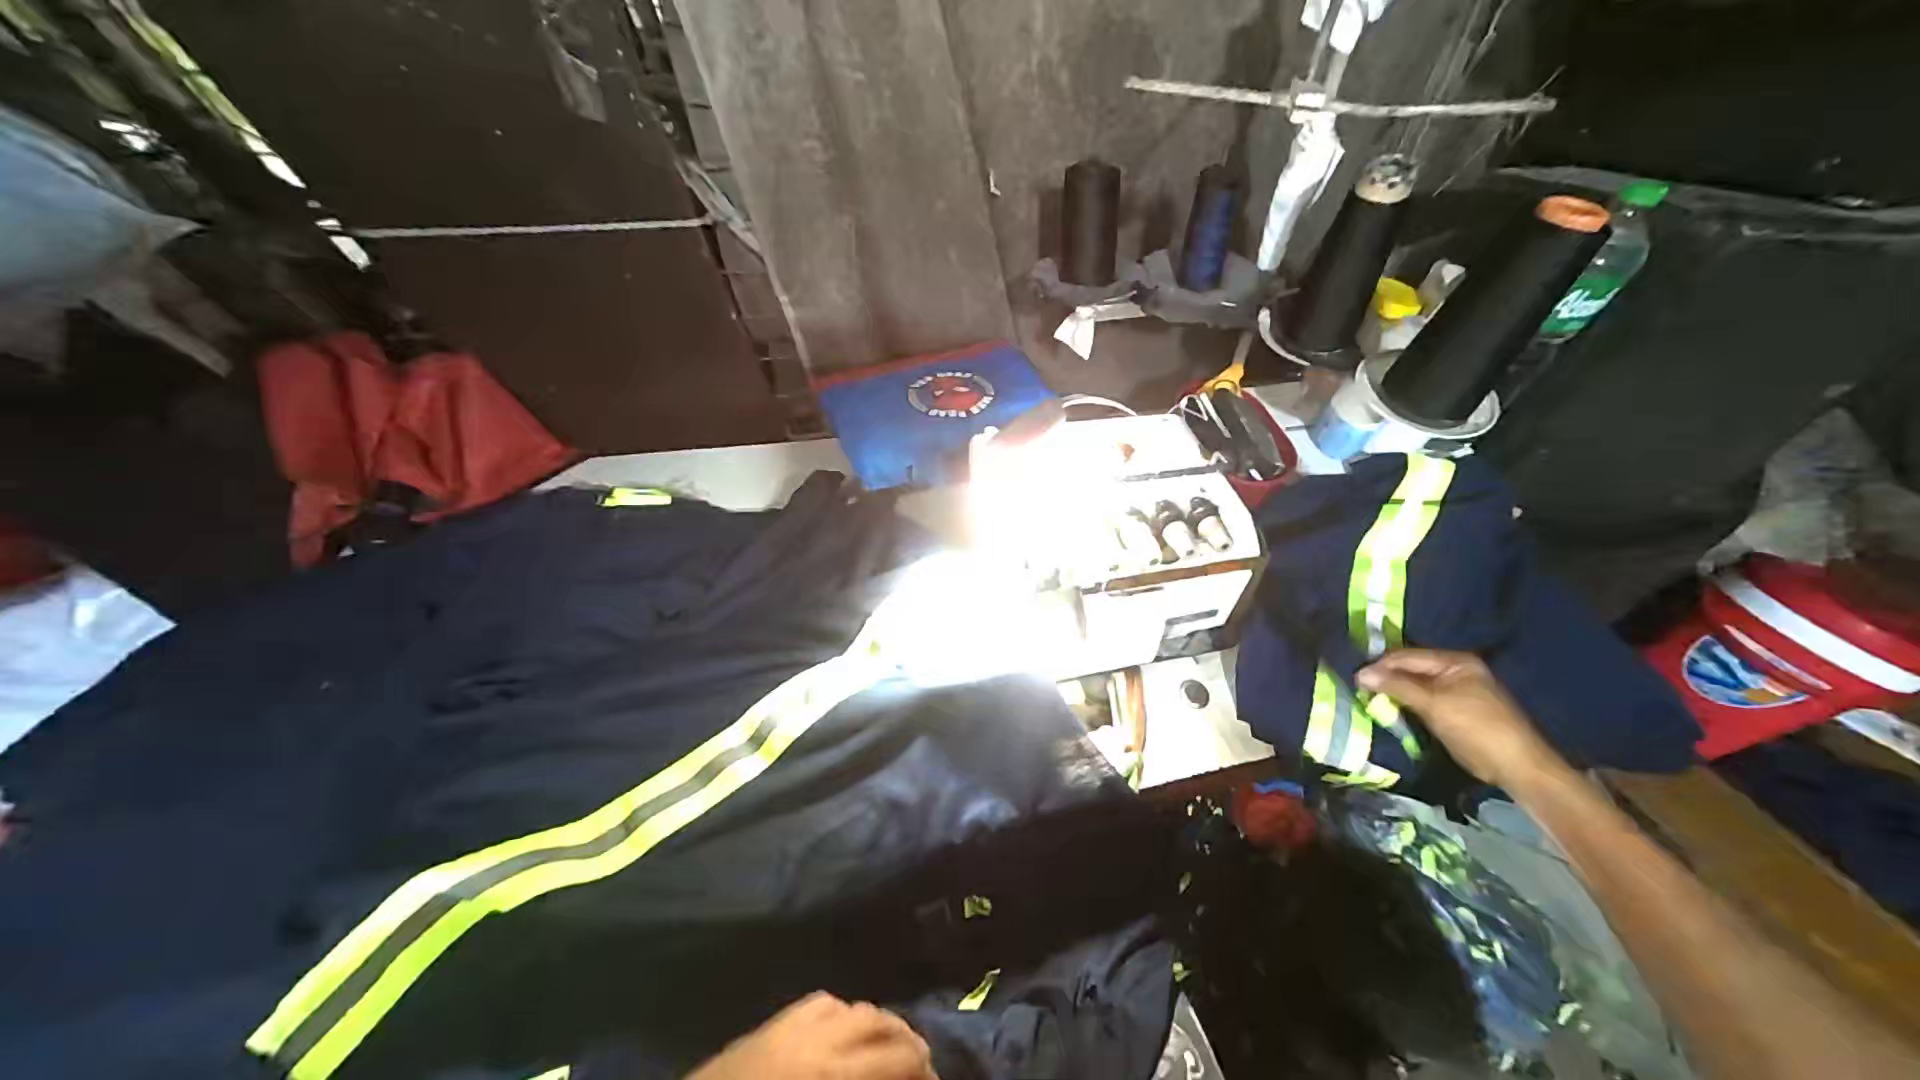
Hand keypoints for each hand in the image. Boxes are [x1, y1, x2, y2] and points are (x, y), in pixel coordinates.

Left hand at [687, 992, 938, 1079]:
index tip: (933, 1078)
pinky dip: (841, 1012)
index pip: (896, 1058)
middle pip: (878, 1021)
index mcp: (834, 1072)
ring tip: (887, 1043)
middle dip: (907, 1039)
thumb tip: (893, 1077)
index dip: (922, 1068)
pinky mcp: (771, 1023)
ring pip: (852, 1006)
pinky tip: (843, 1028)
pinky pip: (819, 1003)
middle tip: (921, 1062)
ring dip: (877, 1021)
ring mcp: (793, 1024)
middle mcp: (820, 1038)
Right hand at [1355, 649, 1562, 789]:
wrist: (1517, 766)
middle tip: (1360, 689)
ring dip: (1394, 691)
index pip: (1407, 656)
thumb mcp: (1434, 705)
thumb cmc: (1476, 729)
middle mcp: (1455, 670)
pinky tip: (1390, 708)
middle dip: (1386, 678)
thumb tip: (1361, 673)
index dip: (1380, 666)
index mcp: (1455, 662)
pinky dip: (1406, 702)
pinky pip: (1422, 698)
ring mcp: (1456, 690)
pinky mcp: (1455, 708)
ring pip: (1414, 684)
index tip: (1355, 679)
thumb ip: (1397, 686)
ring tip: (1370, 699)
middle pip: (1410, 668)